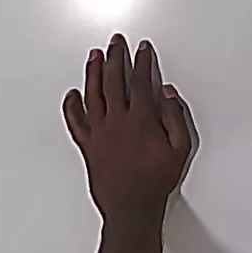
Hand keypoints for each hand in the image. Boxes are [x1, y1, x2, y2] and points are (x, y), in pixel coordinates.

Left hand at [63, 34, 192, 232]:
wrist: (131, 210)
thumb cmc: (156, 181)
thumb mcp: (180, 149)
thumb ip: (174, 117)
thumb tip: (166, 93)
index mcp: (141, 119)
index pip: (142, 81)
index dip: (143, 61)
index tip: (143, 48)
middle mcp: (118, 121)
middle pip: (115, 80)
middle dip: (116, 57)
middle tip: (116, 42)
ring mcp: (100, 132)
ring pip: (93, 94)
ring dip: (94, 72)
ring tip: (95, 55)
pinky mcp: (88, 145)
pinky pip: (76, 122)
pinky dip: (72, 106)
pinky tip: (72, 94)